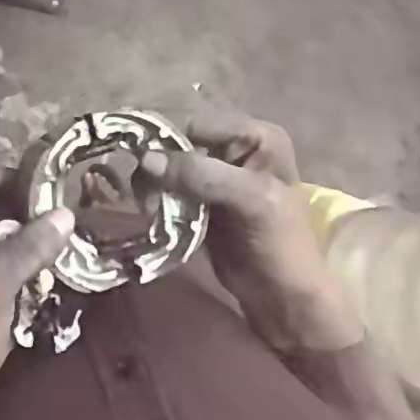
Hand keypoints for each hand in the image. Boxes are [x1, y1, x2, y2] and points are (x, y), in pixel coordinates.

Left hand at [0, 171, 74, 398]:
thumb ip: (24, 250)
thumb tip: (65, 213)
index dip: (26, 183)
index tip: (60, 197)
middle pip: (3, 194)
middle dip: (36, 204)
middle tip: (71, 212)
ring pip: (12, 215)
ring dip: (39, 223)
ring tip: (71, 228)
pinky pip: (14, 236)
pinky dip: (36, 240)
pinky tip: (59, 248)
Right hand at [139, 114, 363, 351]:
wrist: (284, 298)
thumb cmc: (280, 246)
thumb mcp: (250, 201)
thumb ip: (202, 174)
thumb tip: (147, 159)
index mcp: (256, 135)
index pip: (196, 121)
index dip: (162, 135)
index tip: (136, 159)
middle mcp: (234, 145)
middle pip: (176, 138)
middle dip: (154, 161)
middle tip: (143, 193)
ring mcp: (215, 171)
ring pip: (166, 161)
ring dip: (151, 182)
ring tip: (149, 207)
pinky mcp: (200, 196)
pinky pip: (167, 184)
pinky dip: (154, 195)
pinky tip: (151, 211)